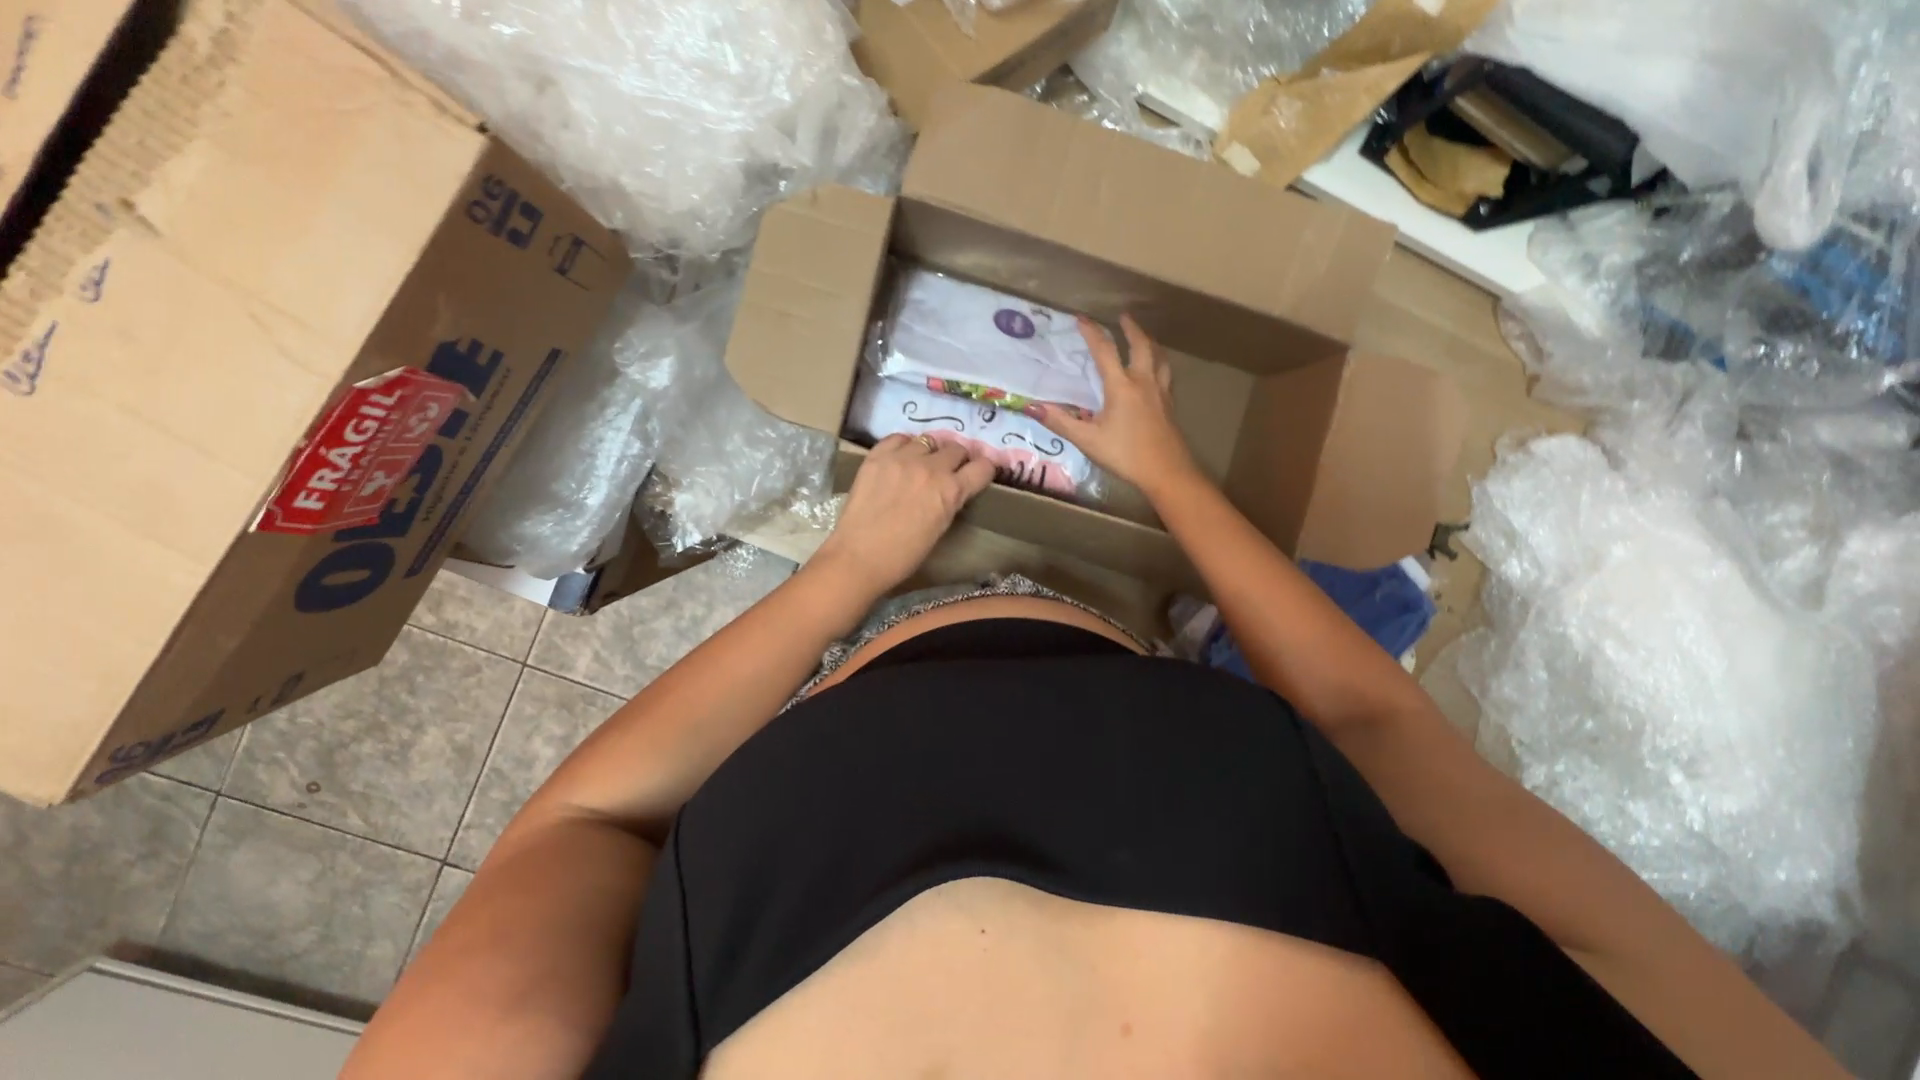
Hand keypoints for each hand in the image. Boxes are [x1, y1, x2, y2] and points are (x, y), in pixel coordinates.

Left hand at [810, 435, 996, 597]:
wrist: (859, 556)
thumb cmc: (903, 555)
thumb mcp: (940, 528)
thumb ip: (950, 502)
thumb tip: (951, 489)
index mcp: (952, 491)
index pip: (983, 467)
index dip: (984, 469)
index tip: (979, 473)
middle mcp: (931, 468)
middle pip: (956, 448)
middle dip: (958, 459)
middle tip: (950, 469)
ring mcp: (902, 458)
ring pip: (928, 440)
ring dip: (931, 451)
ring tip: (923, 462)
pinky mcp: (877, 456)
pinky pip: (898, 438)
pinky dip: (904, 446)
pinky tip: (900, 457)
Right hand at [1034, 314, 1201, 499]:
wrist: (1166, 472)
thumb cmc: (1125, 455)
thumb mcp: (1088, 440)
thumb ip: (1061, 422)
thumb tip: (1032, 407)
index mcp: (1121, 386)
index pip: (1104, 351)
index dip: (1092, 332)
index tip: (1082, 318)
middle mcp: (1143, 382)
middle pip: (1141, 345)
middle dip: (1131, 329)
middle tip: (1124, 317)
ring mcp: (1160, 392)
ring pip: (1159, 357)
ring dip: (1150, 343)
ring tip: (1145, 337)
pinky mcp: (1170, 405)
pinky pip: (1166, 375)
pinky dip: (1160, 364)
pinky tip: (1157, 371)